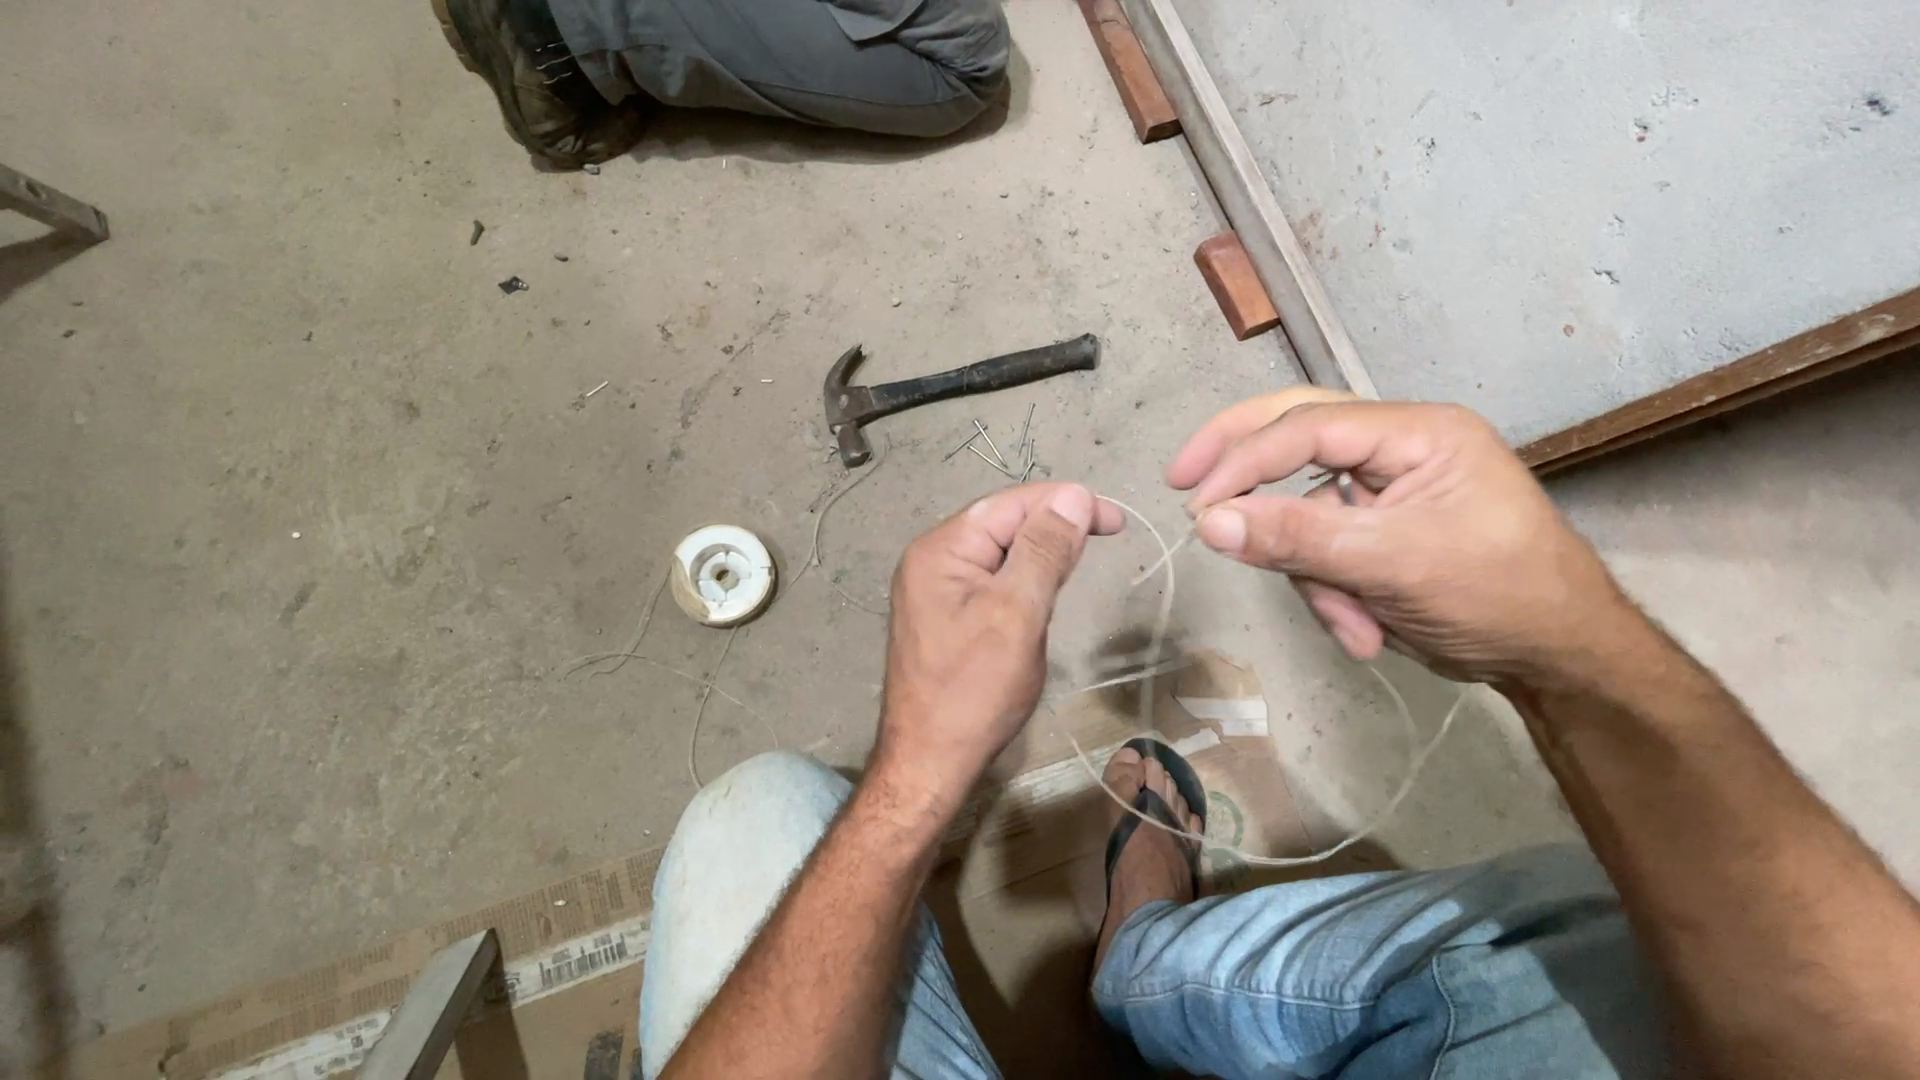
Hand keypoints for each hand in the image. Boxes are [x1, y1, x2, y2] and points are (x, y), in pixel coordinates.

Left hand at [875, 483, 1123, 807]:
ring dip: (1040, 550)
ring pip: (998, 552)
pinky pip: (990, 579)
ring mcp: (933, 589)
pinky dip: (1022, 577)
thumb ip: (1044, 551)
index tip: (1115, 520)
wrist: (929, 761)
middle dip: (1054, 523)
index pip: (1010, 505)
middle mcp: (930, 560)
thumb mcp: (1016, 614)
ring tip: (1080, 555)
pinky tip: (1044, 584)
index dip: (1065, 503)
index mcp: (940, 550)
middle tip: (1107, 534)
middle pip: (1002, 524)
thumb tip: (1073, 496)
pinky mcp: (944, 615)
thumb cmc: (973, 691)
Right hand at [1167, 389, 1642, 686]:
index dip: (1244, 461)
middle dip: (1240, 464)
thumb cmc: (1501, 594)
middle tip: (1181, 479)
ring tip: (1353, 624)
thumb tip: (1208, 522)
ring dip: (1313, 576)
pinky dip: (1328, 595)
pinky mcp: (1370, 532)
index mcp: (1415, 433)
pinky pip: (1317, 551)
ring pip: (1300, 513)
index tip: (1196, 505)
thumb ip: (1297, 538)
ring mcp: (1380, 492)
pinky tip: (1365, 631)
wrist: (1557, 658)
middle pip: (1293, 435)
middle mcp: (1394, 449)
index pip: (1306, 427)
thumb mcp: (1393, 564)